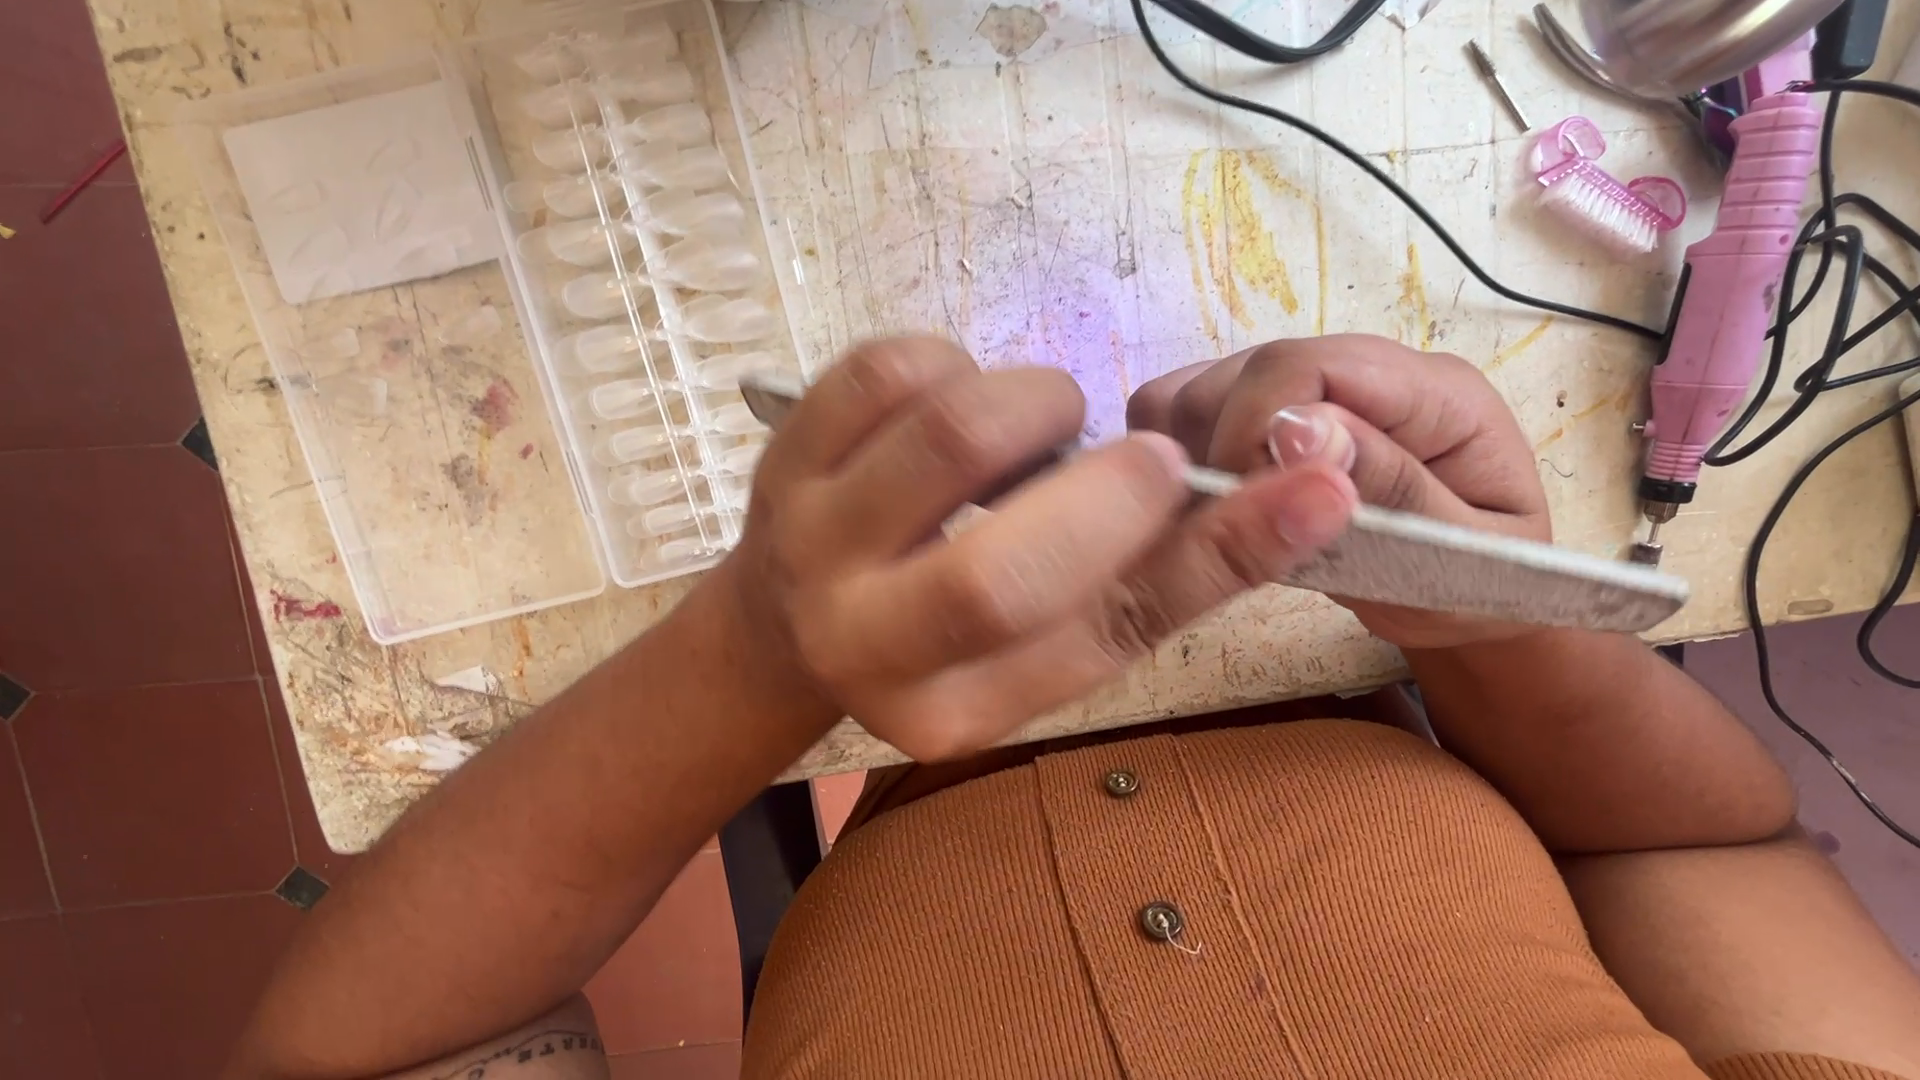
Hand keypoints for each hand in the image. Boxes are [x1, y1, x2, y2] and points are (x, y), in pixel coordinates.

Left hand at [715, 336, 1358, 761]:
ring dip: (1031, 406)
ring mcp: (802, 541)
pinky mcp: (780, 454)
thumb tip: (1311, 497)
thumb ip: (1169, 576)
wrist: (798, 617)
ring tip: (1034, 431)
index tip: (1280, 481)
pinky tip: (954, 399)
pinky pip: (890, 367)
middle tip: (1132, 457)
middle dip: (1102, 482)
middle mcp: (856, 642)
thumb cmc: (951, 634)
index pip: (1084, 634)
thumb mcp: (1059, 633)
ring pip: (951, 431)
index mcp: (947, 711)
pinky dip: (954, 363)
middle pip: (999, 568)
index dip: (1196, 549)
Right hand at [1127, 334, 1549, 649]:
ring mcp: (1310, 391)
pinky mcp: (1269, 414)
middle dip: (1220, 452)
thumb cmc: (1473, 588)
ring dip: (1196, 459)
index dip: (1253, 428)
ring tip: (1229, 527)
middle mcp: (1364, 372)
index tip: (1246, 510)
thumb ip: (1391, 488)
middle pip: (1246, 371)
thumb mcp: (1458, 559)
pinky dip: (1177, 458)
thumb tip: (1295, 429)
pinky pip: (1188, 411)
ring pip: (1205, 389)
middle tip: (1239, 531)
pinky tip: (1208, 507)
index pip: (1309, 368)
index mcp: (1431, 392)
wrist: (1465, 596)